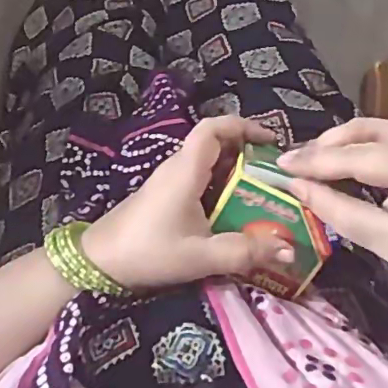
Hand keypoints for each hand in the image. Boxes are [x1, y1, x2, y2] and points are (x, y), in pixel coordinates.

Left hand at [80, 117, 297, 291]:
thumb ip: (244, 252)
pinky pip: (199, 179)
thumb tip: (288, 250)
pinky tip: (234, 209)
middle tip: (274, 172)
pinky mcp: (165, 196)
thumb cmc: (149, 251)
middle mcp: (177, 168)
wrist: (100, 262)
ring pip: (207, 162)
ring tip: (262, 191)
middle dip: (246, 150)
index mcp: (186, 170)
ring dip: (234, 170)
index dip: (243, 126)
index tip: (270, 140)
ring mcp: (169, 181)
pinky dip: (220, 185)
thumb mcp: (201, 255)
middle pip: (214, 143)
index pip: (213, 128)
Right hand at [279, 119, 387, 319]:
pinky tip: (337, 165)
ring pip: (374, 131)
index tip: (280, 166)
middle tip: (292, 164)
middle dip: (326, 146)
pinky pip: (386, 141)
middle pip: (367, 131)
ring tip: (308, 164)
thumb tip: (297, 188)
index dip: (317, 160)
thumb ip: (341, 211)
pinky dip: (357, 149)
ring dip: (340, 145)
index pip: (362, 155)